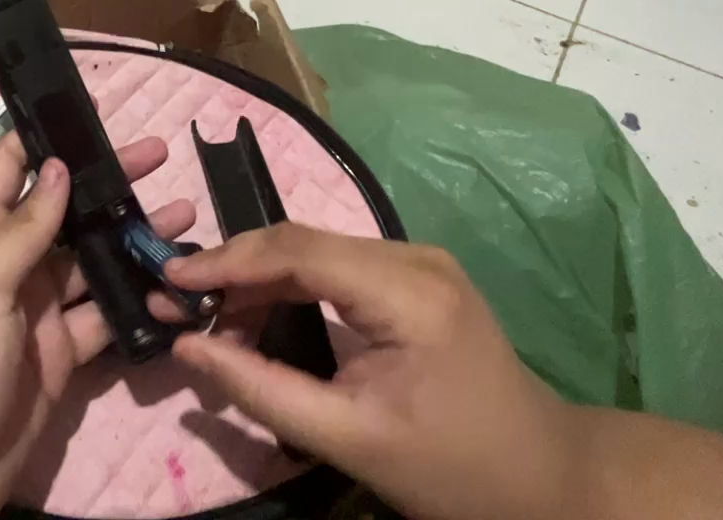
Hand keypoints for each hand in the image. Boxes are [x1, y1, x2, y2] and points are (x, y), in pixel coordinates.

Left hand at [0, 134, 195, 519]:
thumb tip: (55, 168)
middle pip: (62, 215)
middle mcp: (8, 271)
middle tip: (157, 157)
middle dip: (105, 186)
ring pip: (91, 265)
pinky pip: (104, 322)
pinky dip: (137, 305)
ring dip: (131, 242)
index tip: (79, 113)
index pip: (4, 174)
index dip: (37, 141)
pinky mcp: (60, 360)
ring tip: (182, 216)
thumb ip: (20, 232)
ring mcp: (36, 317)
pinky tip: (173, 287)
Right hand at [162, 224, 577, 519]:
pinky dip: (284, 286)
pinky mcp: (409, 274)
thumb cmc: (456, 471)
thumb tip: (186, 349)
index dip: (228, 262)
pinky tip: (255, 312)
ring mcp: (414, 260)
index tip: (172, 280)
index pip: (298, 252)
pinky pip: (329, 265)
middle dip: (233, 270)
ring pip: (309, 250)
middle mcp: (412, 257)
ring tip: (208, 315)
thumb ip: (260, 390)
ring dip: (255, 278)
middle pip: (299, 243)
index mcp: (409, 293)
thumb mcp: (349, 440)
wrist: (550, 480)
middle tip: (178, 300)